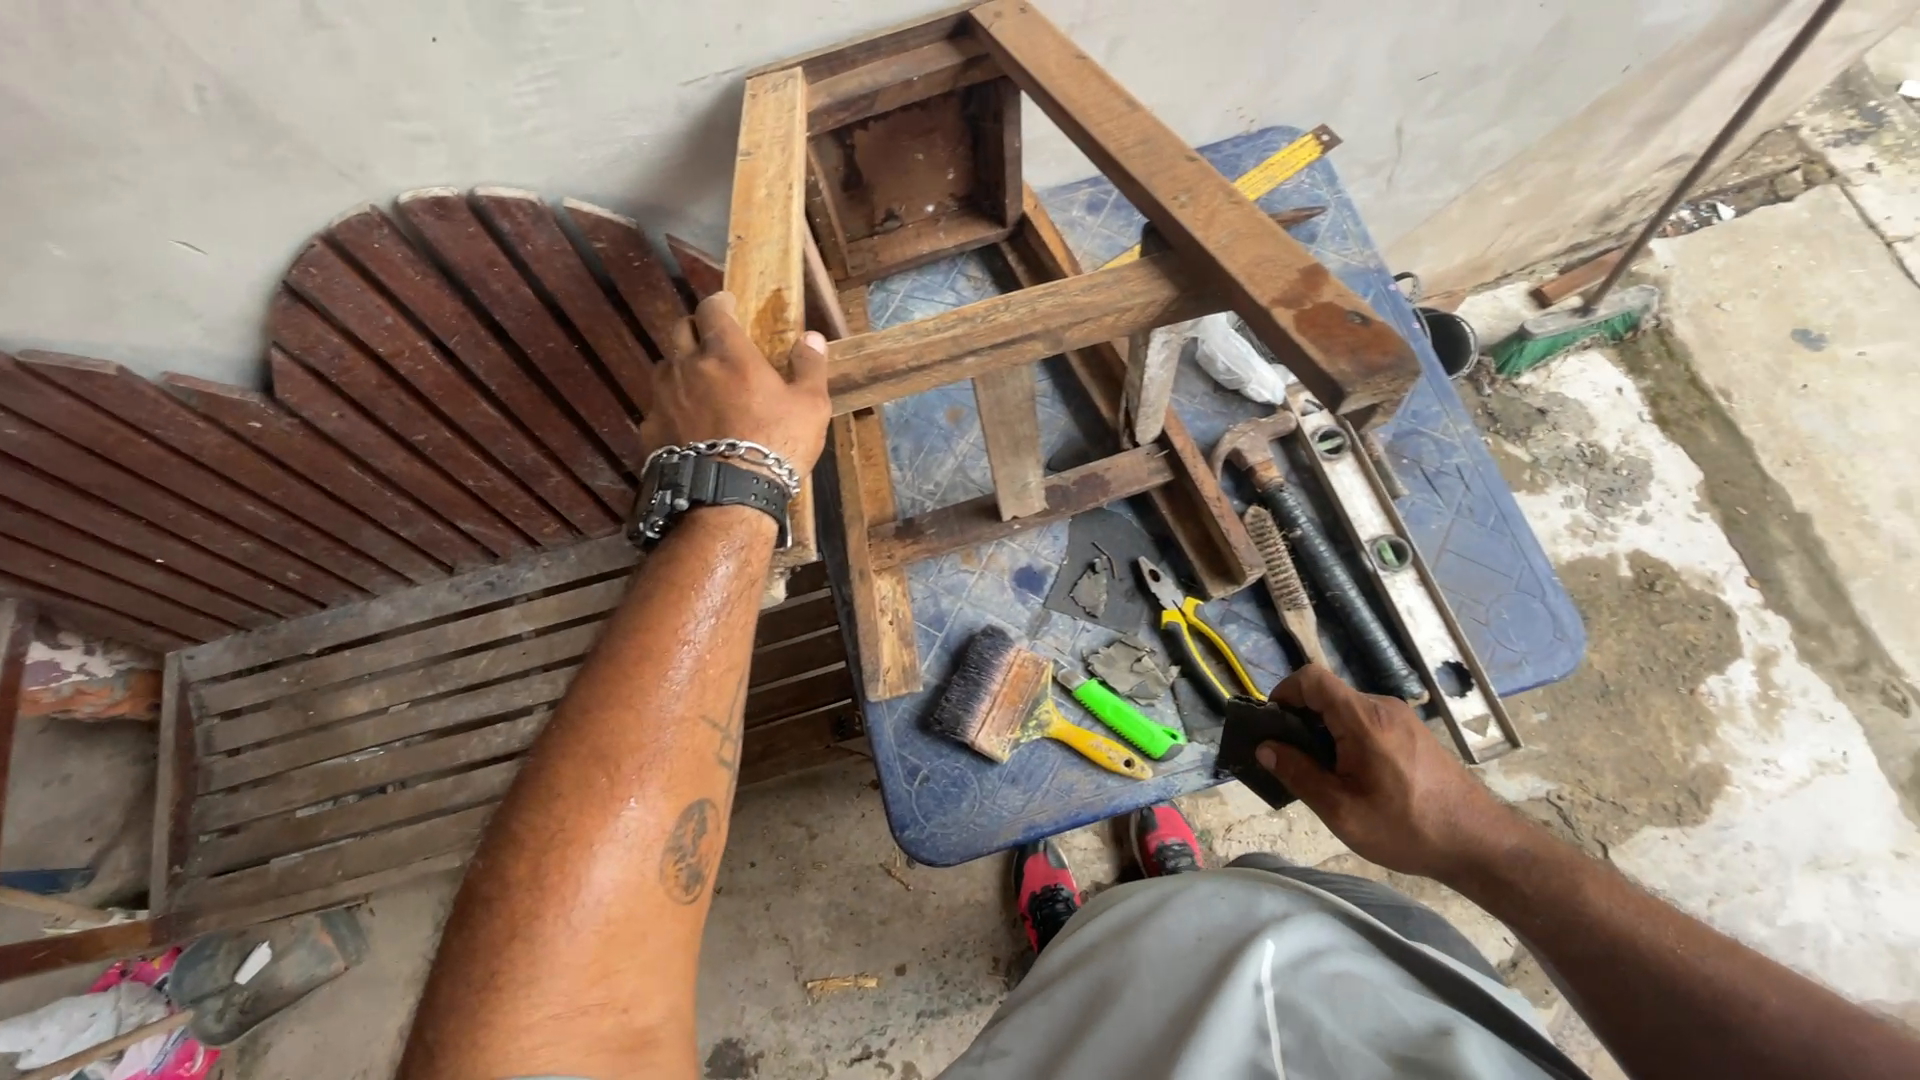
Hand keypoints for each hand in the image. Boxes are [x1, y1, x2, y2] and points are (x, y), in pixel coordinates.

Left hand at [639, 291, 832, 475]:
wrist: (730, 495)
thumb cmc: (777, 444)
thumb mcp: (810, 406)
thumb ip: (810, 366)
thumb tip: (811, 337)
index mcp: (727, 352)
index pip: (712, 309)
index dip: (720, 303)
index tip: (729, 304)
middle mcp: (688, 366)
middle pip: (680, 330)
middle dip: (696, 329)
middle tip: (712, 340)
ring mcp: (663, 397)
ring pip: (665, 367)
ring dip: (681, 367)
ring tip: (699, 384)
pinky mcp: (651, 429)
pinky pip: (658, 407)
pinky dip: (672, 408)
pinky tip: (687, 425)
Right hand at [1256, 665, 1518, 881]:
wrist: (1481, 845)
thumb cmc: (1407, 828)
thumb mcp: (1341, 811)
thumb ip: (1298, 774)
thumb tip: (1264, 747)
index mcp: (1364, 719)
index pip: (1311, 677)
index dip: (1284, 692)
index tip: (1273, 726)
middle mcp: (1383, 707)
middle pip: (1327, 695)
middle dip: (1301, 720)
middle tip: (1294, 761)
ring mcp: (1402, 718)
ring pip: (1346, 710)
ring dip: (1325, 732)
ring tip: (1325, 775)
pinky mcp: (1413, 733)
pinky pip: (1367, 722)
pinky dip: (1348, 739)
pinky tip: (1356, 777)